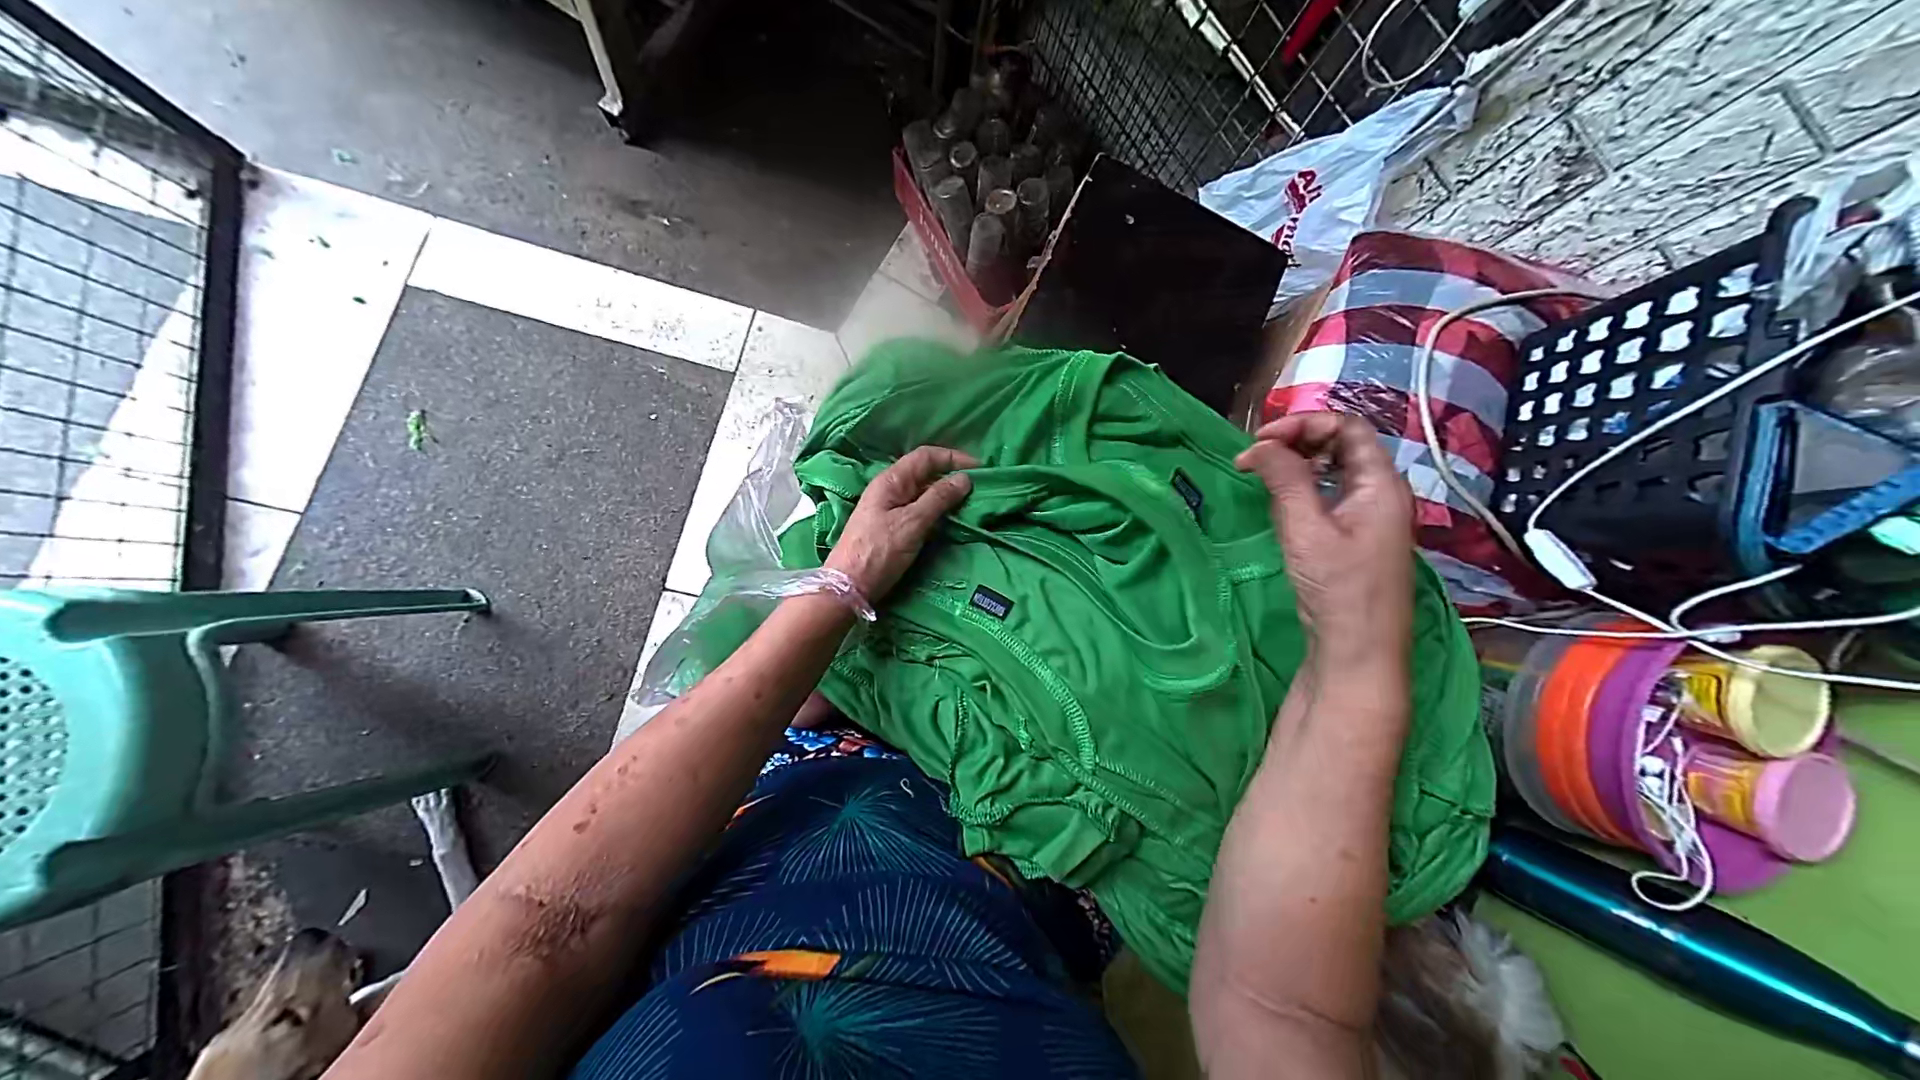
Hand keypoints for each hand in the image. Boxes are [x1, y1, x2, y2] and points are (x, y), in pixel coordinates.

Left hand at [825, 445, 978, 600]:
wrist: (849, 587)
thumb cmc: (878, 551)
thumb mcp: (912, 523)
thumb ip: (938, 498)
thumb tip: (964, 479)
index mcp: (891, 480)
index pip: (926, 456)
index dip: (953, 457)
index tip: (980, 468)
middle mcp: (891, 490)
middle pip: (926, 474)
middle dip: (953, 477)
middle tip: (980, 488)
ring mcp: (891, 510)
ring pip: (925, 494)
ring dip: (947, 496)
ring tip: (972, 504)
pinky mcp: (894, 529)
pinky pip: (921, 512)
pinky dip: (938, 513)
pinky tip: (953, 521)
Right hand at [1236, 413, 1413, 670]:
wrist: (1358, 650)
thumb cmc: (1338, 588)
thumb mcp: (1305, 529)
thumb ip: (1284, 479)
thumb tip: (1257, 446)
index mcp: (1382, 483)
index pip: (1347, 427)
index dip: (1303, 423)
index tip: (1259, 441)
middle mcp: (1381, 492)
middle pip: (1342, 443)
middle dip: (1297, 440)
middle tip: (1255, 455)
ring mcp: (1370, 515)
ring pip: (1335, 469)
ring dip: (1298, 462)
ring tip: (1262, 472)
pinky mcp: (1355, 535)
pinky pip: (1329, 494)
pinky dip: (1303, 486)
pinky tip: (1281, 499)